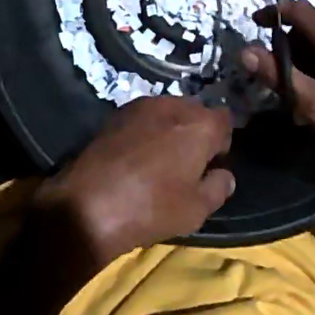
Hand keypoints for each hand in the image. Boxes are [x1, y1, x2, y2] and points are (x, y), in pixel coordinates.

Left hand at [34, 97, 235, 267]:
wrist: (89, 203)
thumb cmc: (152, 207)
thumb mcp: (196, 209)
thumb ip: (218, 187)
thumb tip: (223, 174)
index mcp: (200, 125)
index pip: (225, 120)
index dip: (221, 143)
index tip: (211, 165)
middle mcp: (173, 105)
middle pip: (196, 111)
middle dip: (197, 132)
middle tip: (188, 164)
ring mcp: (141, 105)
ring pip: (169, 111)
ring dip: (171, 129)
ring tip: (160, 159)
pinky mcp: (116, 113)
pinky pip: (144, 116)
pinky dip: (147, 130)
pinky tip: (137, 155)